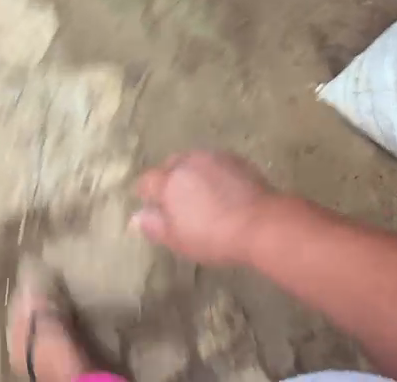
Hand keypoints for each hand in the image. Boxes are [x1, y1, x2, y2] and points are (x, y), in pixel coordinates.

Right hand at [132, 150, 275, 265]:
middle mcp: (190, 161)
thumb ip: (155, 225)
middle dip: (169, 178)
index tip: (149, 204)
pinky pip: (215, 162)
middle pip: (171, 164)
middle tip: (175, 200)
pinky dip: (212, 172)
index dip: (145, 192)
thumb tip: (137, 216)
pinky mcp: (236, 158)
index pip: (147, 180)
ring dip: (191, 173)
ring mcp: (215, 156)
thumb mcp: (177, 239)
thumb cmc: (212, 236)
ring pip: (194, 160)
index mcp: (170, 181)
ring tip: (199, 193)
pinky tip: (220, 189)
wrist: (258, 221)